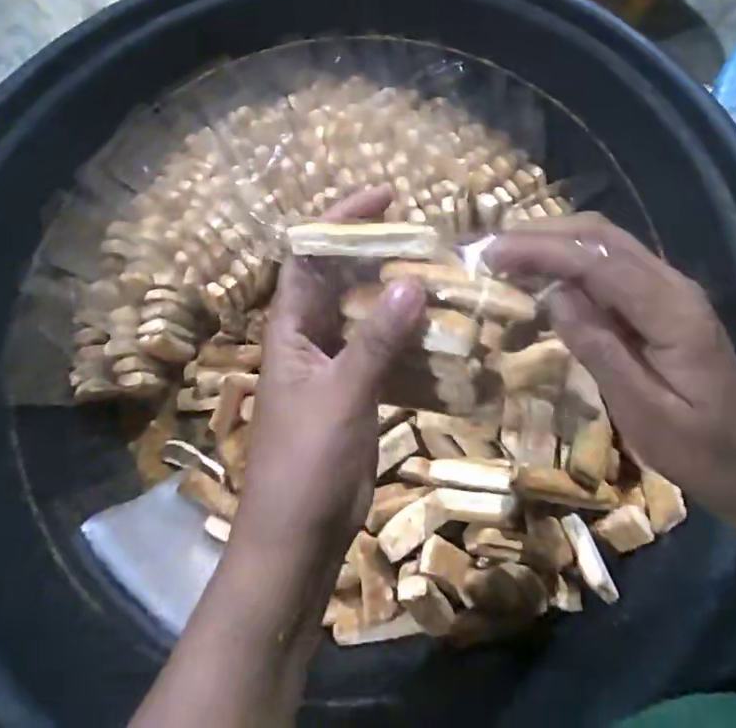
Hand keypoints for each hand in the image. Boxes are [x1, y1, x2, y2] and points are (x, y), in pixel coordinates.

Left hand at [233, 186, 425, 568]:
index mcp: (291, 327)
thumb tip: (413, 282)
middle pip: (343, 278)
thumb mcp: (342, 394)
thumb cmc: (306, 462)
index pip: (309, 255)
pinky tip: (444, 332)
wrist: (297, 538)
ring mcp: (334, 365)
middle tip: (428, 237)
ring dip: (401, 294)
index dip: (340, 220)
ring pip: (368, 314)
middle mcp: (310, 337)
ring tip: (444, 276)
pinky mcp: (356, 391)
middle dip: (380, 253)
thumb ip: (375, 339)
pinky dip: (411, 337)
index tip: (385, 196)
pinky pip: (385, 350)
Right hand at [484, 214, 735, 525]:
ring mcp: (670, 288)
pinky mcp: (660, 299)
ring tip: (504, 252)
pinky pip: (610, 264)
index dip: (542, 250)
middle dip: (541, 234)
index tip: (491, 253)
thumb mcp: (645, 414)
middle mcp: (673, 285)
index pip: (598, 262)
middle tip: (487, 247)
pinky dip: (570, 257)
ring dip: (553, 239)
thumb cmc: (700, 451)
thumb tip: (554, 294)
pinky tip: (542, 270)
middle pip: (601, 236)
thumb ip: (601, 350)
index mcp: (673, 312)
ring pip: (605, 242)